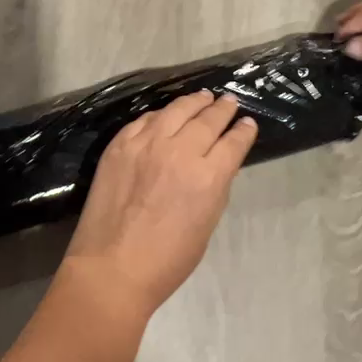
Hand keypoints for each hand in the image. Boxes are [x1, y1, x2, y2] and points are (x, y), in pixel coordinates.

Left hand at [57, 90, 257, 318]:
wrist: (113, 265)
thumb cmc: (167, 260)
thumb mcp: (206, 225)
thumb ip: (214, 188)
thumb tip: (217, 164)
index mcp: (207, 178)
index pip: (232, 144)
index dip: (243, 132)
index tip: (248, 123)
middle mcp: (179, 152)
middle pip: (206, 121)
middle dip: (222, 110)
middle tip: (229, 101)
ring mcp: (147, 143)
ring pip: (176, 111)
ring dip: (193, 102)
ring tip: (203, 96)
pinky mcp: (121, 143)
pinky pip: (146, 119)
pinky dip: (161, 114)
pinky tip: (167, 112)